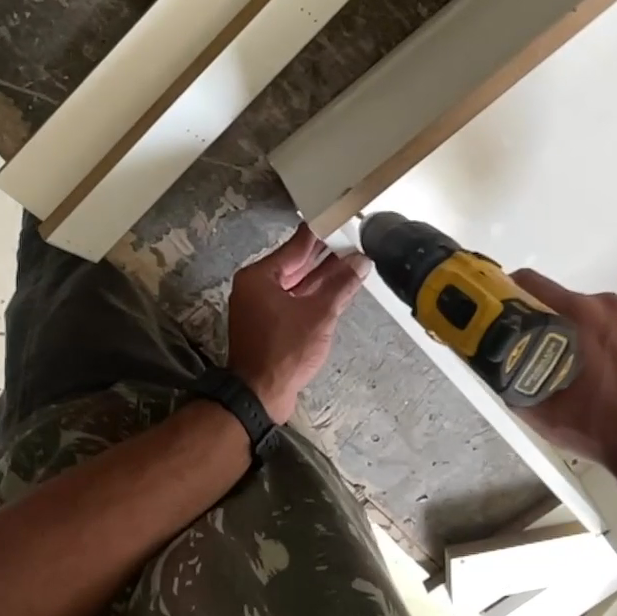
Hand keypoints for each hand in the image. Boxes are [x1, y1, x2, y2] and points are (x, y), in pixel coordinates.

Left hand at [225, 224, 370, 423]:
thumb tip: (361, 262)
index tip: (340, 220)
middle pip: (295, 264)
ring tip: (351, 261)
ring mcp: (260, 305)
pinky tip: (336, 289)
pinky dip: (313, 295)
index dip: (321, 234)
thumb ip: (340, 286)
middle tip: (353, 240)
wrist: (259, 395)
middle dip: (325, 256)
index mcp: (259, 276)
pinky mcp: (268, 323)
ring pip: (296, 283)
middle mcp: (255, 286)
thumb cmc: (284, 353)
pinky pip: (293, 300)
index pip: (296, 246)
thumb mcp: (318, 316)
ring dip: (322, 276)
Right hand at [509, 270, 616, 468]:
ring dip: (588, 333)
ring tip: (588, 370)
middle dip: (554, 322)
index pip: (531, 283)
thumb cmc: (603, 430)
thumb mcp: (543, 412)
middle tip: (548, 354)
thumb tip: (495, 367)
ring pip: (599, 316)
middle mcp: (611, 307)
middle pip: (568, 303)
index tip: (505, 310)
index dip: (512, 293)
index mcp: (580, 315)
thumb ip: (512, 383)